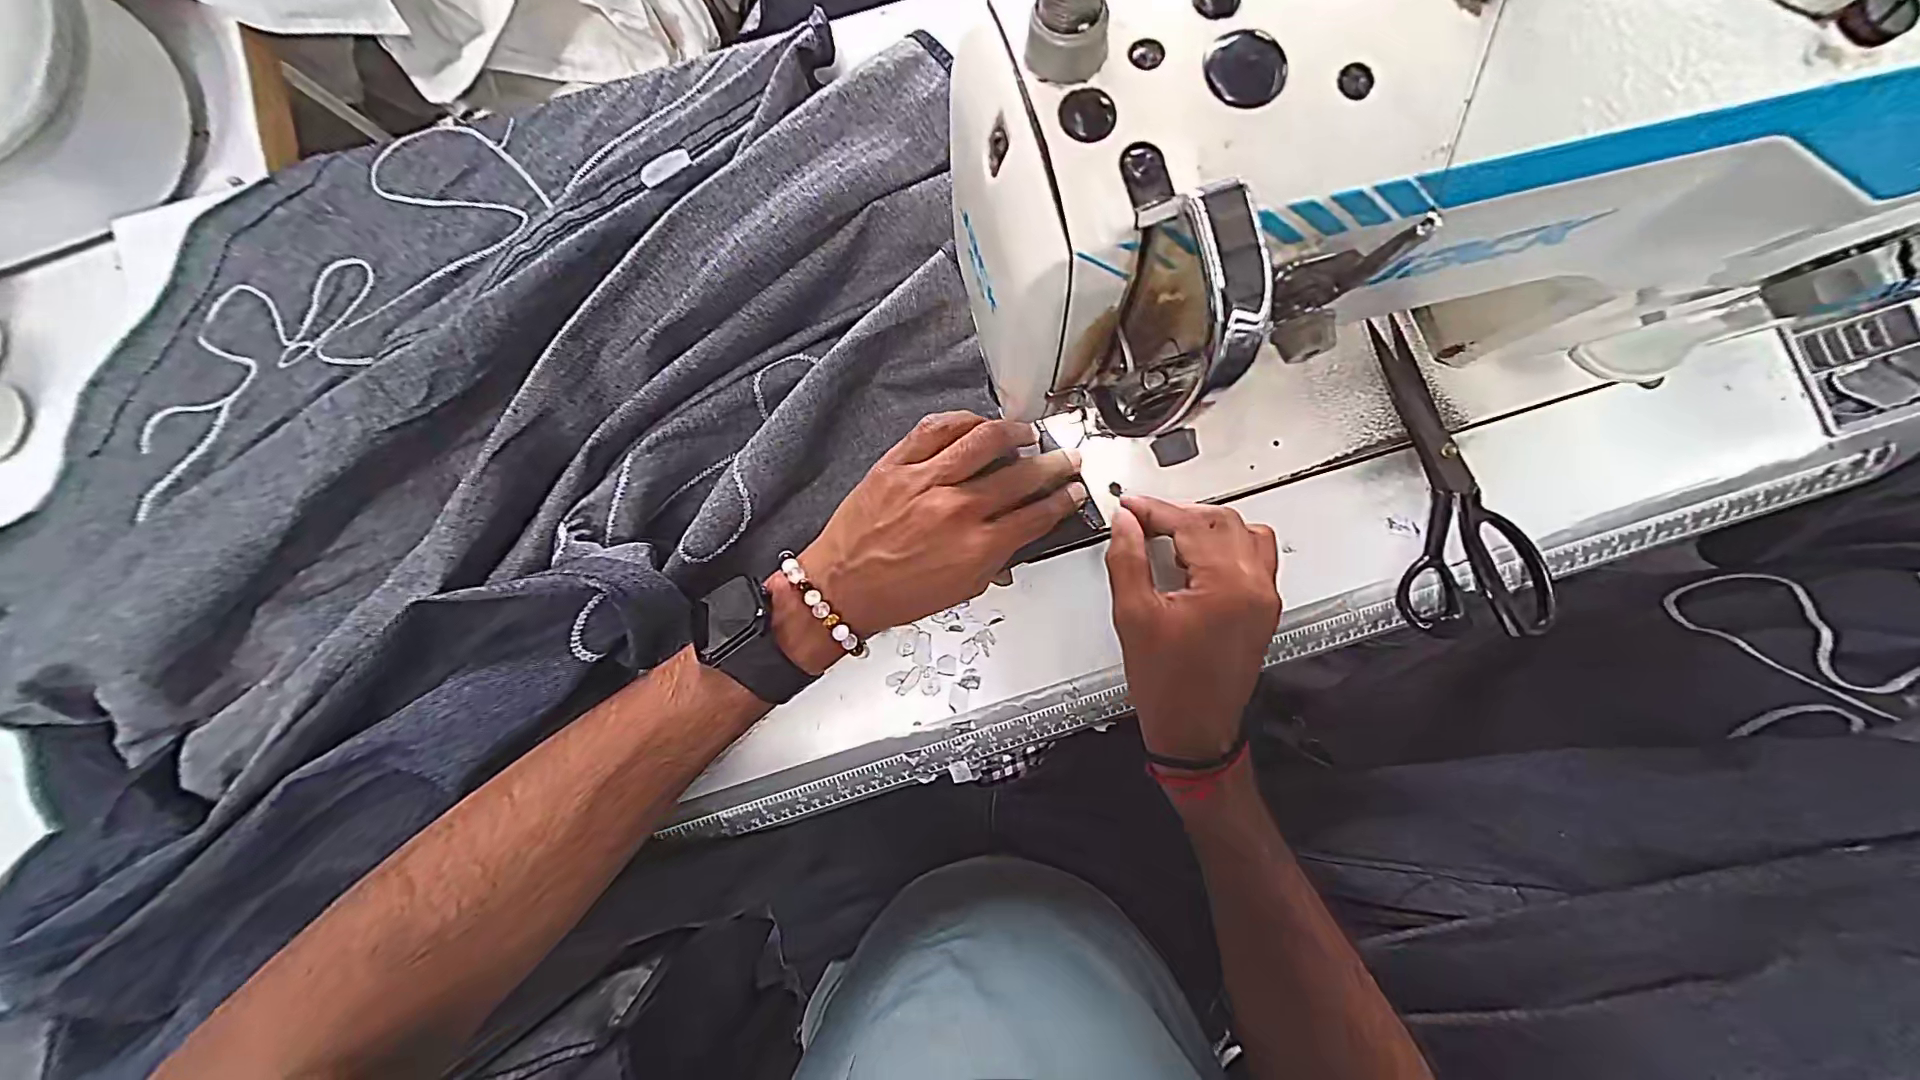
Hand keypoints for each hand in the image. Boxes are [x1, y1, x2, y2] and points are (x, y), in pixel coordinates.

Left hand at [781, 412, 1086, 665]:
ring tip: (1027, 432)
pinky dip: (963, 420)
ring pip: (984, 441)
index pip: (1036, 514)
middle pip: (1021, 475)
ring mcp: (925, 482)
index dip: (1062, 499)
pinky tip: (976, 423)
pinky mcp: (897, 465)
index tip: (1072, 491)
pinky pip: (936, 428)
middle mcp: (956, 510)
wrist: (840, 588)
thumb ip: (995, 561)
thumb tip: (1017, 540)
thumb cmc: (893, 595)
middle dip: (1054, 464)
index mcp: (977, 547)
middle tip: (1065, 458)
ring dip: (1016, 432)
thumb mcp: (960, 590)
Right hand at [1105, 495, 1280, 761]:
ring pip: (1242, 533)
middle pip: (1222, 520)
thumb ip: (1127, 559)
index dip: (1154, 509)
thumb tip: (1126, 525)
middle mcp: (1255, 588)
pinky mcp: (1262, 609)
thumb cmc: (1170, 688)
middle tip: (1141, 519)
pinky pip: (1253, 555)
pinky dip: (1224, 543)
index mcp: (1227, 587)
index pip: (1191, 523)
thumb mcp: (1132, 616)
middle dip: (1177, 513)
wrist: (1194, 730)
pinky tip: (1195, 554)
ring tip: (1167, 532)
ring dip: (1204, 524)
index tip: (1130, 507)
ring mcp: (1264, 598)